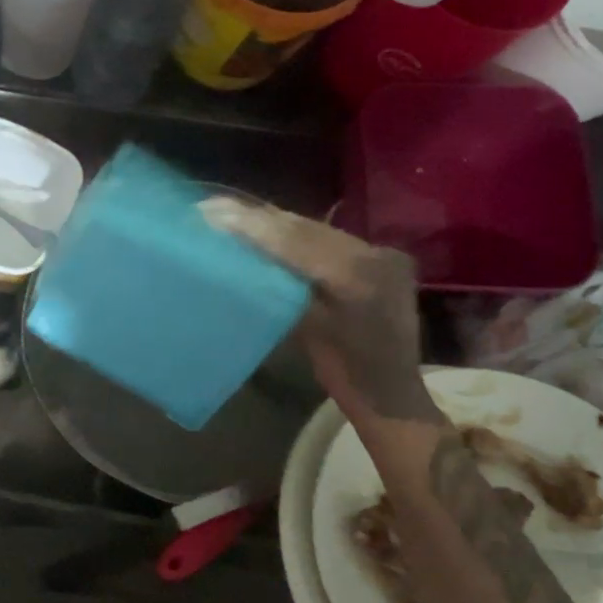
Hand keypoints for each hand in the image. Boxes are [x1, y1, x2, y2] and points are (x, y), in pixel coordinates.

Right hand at [199, 198, 432, 421]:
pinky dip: (291, 234)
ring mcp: (377, 254)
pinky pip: (324, 239)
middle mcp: (374, 254)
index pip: (298, 242)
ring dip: (271, 222)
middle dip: (257, 218)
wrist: (392, 394)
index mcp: (360, 275)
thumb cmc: (348, 372)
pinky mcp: (374, 259)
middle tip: (211, 208)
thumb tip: (239, 256)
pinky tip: (262, 227)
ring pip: (313, 229)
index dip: (253, 227)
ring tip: (228, 212)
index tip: (211, 215)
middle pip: (305, 229)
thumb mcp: (310, 331)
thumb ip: (281, 288)